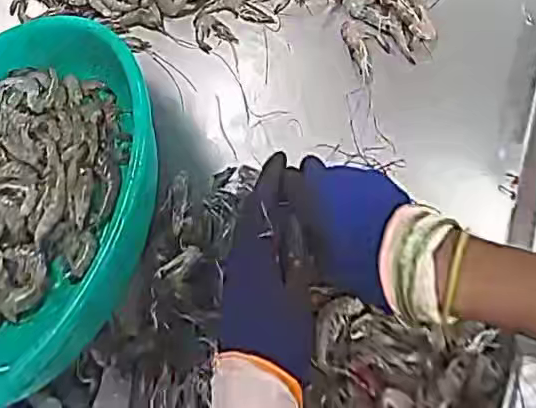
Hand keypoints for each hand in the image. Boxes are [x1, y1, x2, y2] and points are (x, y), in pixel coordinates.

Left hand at [217, 154, 312, 382]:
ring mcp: (238, 269)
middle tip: (284, 174)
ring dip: (264, 208)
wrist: (255, 376)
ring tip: (283, 196)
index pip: (261, 204)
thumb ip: (296, 251)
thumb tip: (296, 218)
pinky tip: (275, 231)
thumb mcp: (297, 291)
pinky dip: (262, 227)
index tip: (281, 159)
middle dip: (266, 189)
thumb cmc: (280, 334)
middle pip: (252, 212)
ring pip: (249, 226)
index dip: (270, 178)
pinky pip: (250, 240)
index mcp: (255, 251)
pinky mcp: (239, 283)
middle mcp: (241, 255)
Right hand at [284, 155, 410, 310]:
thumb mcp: (325, 264)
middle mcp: (328, 177)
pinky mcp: (376, 177)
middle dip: (311, 184)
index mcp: (308, 194)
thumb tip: (306, 245)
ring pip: (335, 175)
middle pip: (311, 170)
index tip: (289, 201)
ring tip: (345, 218)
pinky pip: (359, 180)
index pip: (286, 179)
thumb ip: (309, 243)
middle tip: (317, 208)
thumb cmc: (362, 261)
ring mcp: (353, 174)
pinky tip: (365, 214)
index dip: (287, 191)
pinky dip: (358, 192)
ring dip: (336, 189)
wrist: (404, 251)